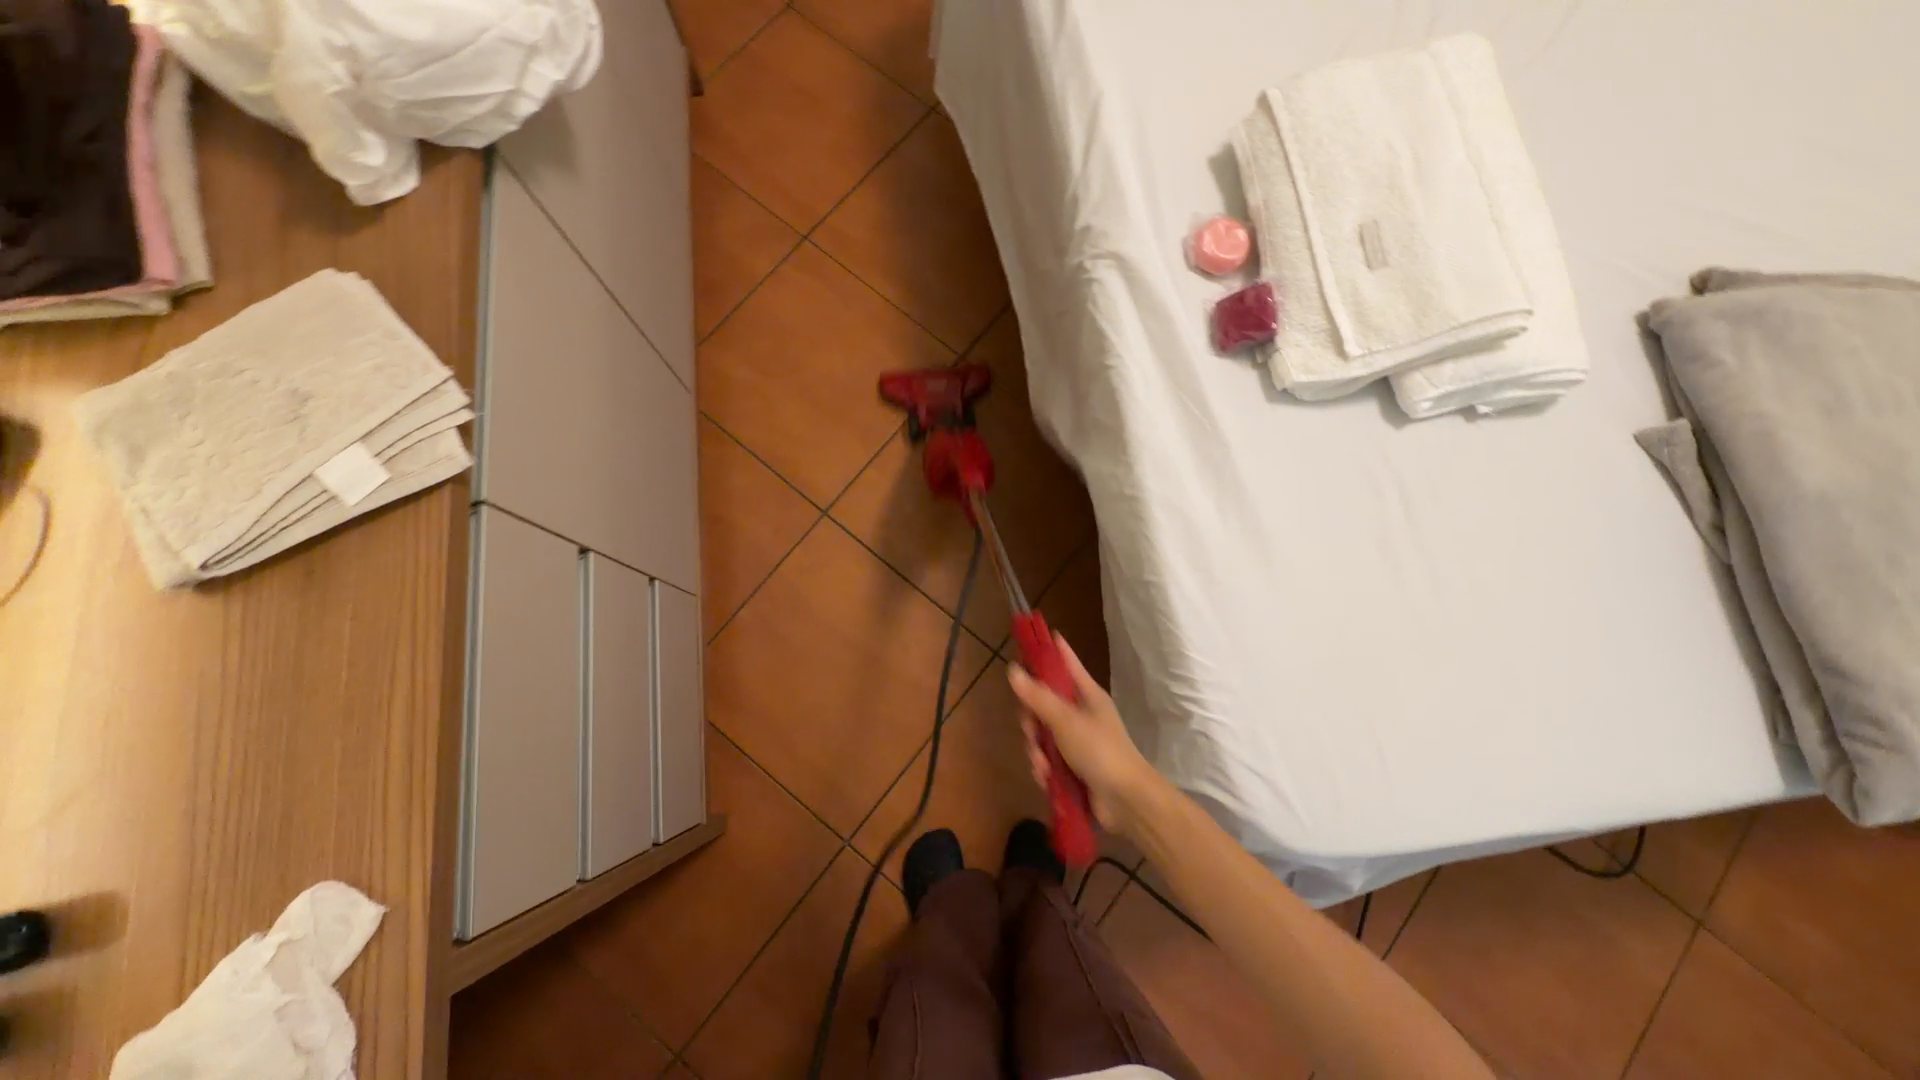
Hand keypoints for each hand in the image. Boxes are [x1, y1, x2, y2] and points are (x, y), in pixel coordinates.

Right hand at [1007, 635, 1158, 834]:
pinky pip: (1047, 760)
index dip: (1048, 653)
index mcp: (1087, 695)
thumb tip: (1014, 670)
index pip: (1065, 663)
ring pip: (1041, 736)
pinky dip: (1044, 770)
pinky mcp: (1072, 767)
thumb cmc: (1100, 750)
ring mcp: (1077, 742)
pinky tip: (1047, 778)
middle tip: (1031, 730)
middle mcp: (1081, 714)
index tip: (1029, 643)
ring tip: (1044, 765)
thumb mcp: (1066, 721)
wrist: (1124, 800)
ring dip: (1037, 751)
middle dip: (1032, 721)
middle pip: (1043, 705)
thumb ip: (1038, 697)